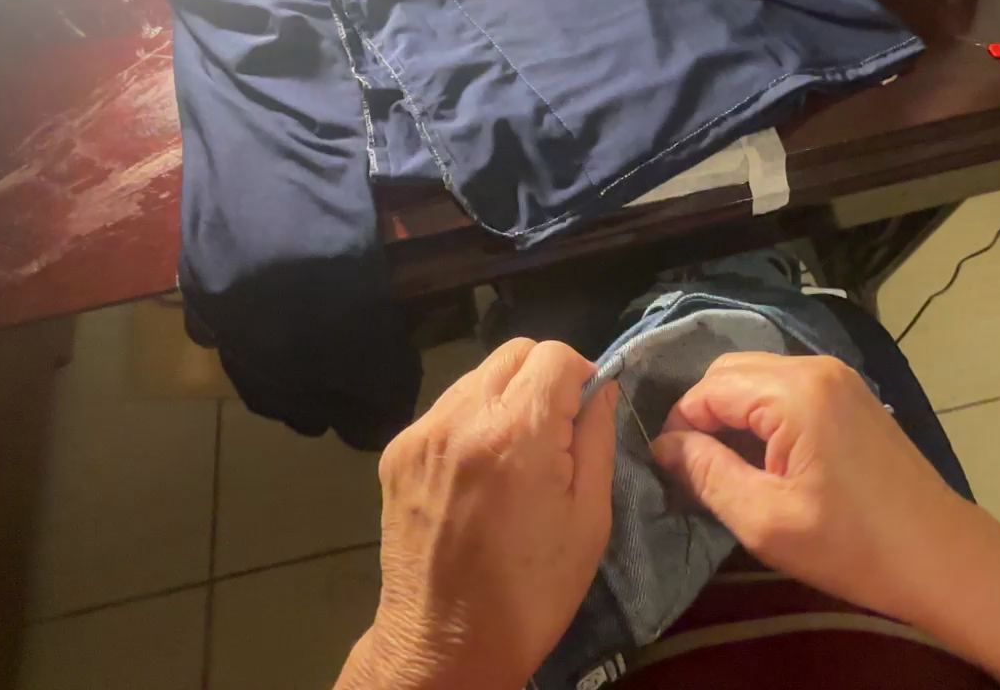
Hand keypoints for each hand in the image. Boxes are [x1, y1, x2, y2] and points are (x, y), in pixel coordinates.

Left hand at [339, 339, 618, 689]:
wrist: (443, 647)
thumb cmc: (533, 589)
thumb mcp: (590, 516)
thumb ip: (597, 434)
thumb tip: (601, 384)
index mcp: (516, 433)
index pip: (556, 355)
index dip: (580, 377)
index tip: (583, 414)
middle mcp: (463, 416)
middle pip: (516, 351)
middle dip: (545, 376)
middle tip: (553, 429)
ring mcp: (423, 431)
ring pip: (480, 373)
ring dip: (507, 395)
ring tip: (513, 451)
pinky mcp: (398, 449)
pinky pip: (449, 406)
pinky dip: (473, 419)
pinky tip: (479, 467)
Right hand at [650, 352, 968, 624]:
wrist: (945, 558)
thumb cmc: (854, 546)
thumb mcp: (766, 521)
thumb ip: (707, 474)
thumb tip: (665, 445)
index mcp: (794, 392)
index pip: (709, 388)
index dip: (681, 424)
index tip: (672, 468)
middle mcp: (814, 367)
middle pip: (731, 371)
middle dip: (705, 412)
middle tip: (698, 466)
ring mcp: (837, 375)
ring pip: (757, 373)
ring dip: (733, 410)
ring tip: (729, 462)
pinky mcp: (849, 391)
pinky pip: (786, 384)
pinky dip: (763, 408)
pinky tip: (766, 451)